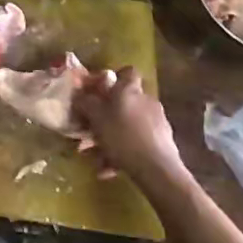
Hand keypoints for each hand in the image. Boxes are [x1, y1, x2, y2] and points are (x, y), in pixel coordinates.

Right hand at [73, 67, 188, 190]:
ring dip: (113, 139)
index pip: (127, 72)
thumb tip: (79, 95)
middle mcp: (146, 100)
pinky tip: (111, 171)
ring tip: (98, 158)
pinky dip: (124, 154)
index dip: (115, 78)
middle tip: (93, 131)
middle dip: (109, 117)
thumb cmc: (122, 136)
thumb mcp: (96, 117)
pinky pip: (138, 144)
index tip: (101, 91)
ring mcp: (157, 122)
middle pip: (125, 102)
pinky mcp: (163, 143)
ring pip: (129, 126)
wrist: (156, 169)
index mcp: (130, 89)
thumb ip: (86, 103)